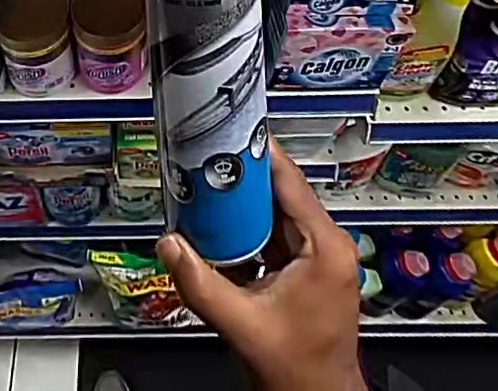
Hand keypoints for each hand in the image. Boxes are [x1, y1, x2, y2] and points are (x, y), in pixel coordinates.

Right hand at [158, 142, 364, 390]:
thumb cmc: (298, 372)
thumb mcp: (242, 325)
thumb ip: (200, 284)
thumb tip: (170, 247)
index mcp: (324, 247)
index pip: (289, 180)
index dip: (260, 152)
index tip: (235, 130)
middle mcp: (327, 243)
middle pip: (280, 190)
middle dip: (244, 175)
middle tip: (211, 159)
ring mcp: (319, 253)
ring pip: (276, 207)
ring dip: (245, 200)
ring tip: (212, 185)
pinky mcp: (307, 262)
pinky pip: (275, 227)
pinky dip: (250, 222)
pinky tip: (225, 222)